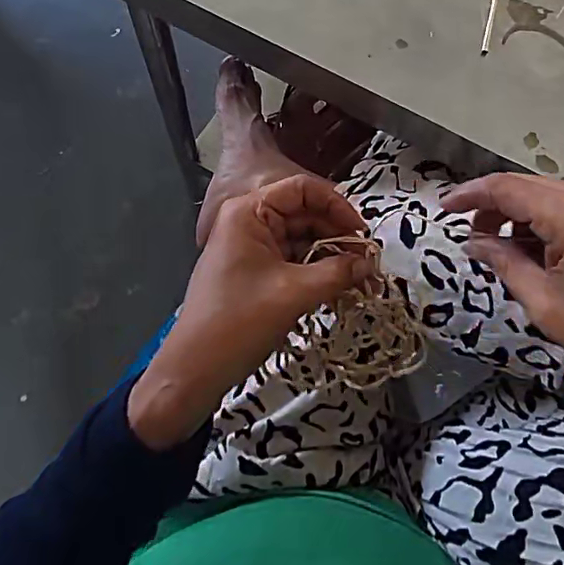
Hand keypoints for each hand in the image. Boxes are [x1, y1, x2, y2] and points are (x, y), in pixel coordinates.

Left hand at [128, 175, 372, 449]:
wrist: (192, 374)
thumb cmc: (237, 324)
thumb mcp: (293, 294)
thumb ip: (337, 272)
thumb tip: (371, 263)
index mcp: (250, 212)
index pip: (303, 189)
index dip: (338, 206)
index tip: (363, 232)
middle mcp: (250, 222)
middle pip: (306, 214)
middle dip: (339, 235)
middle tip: (368, 261)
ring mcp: (253, 247)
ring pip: (304, 239)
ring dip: (332, 256)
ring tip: (361, 278)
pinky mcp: (257, 272)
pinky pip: (295, 260)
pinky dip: (318, 271)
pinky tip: (341, 288)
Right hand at [442, 175, 563, 469]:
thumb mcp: (546, 304)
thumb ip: (504, 263)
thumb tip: (474, 242)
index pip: (504, 187)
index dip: (468, 195)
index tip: (440, 209)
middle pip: (525, 187)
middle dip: (492, 209)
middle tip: (470, 242)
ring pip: (545, 198)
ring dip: (518, 219)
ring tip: (502, 257)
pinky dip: (543, 226)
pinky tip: (535, 257)